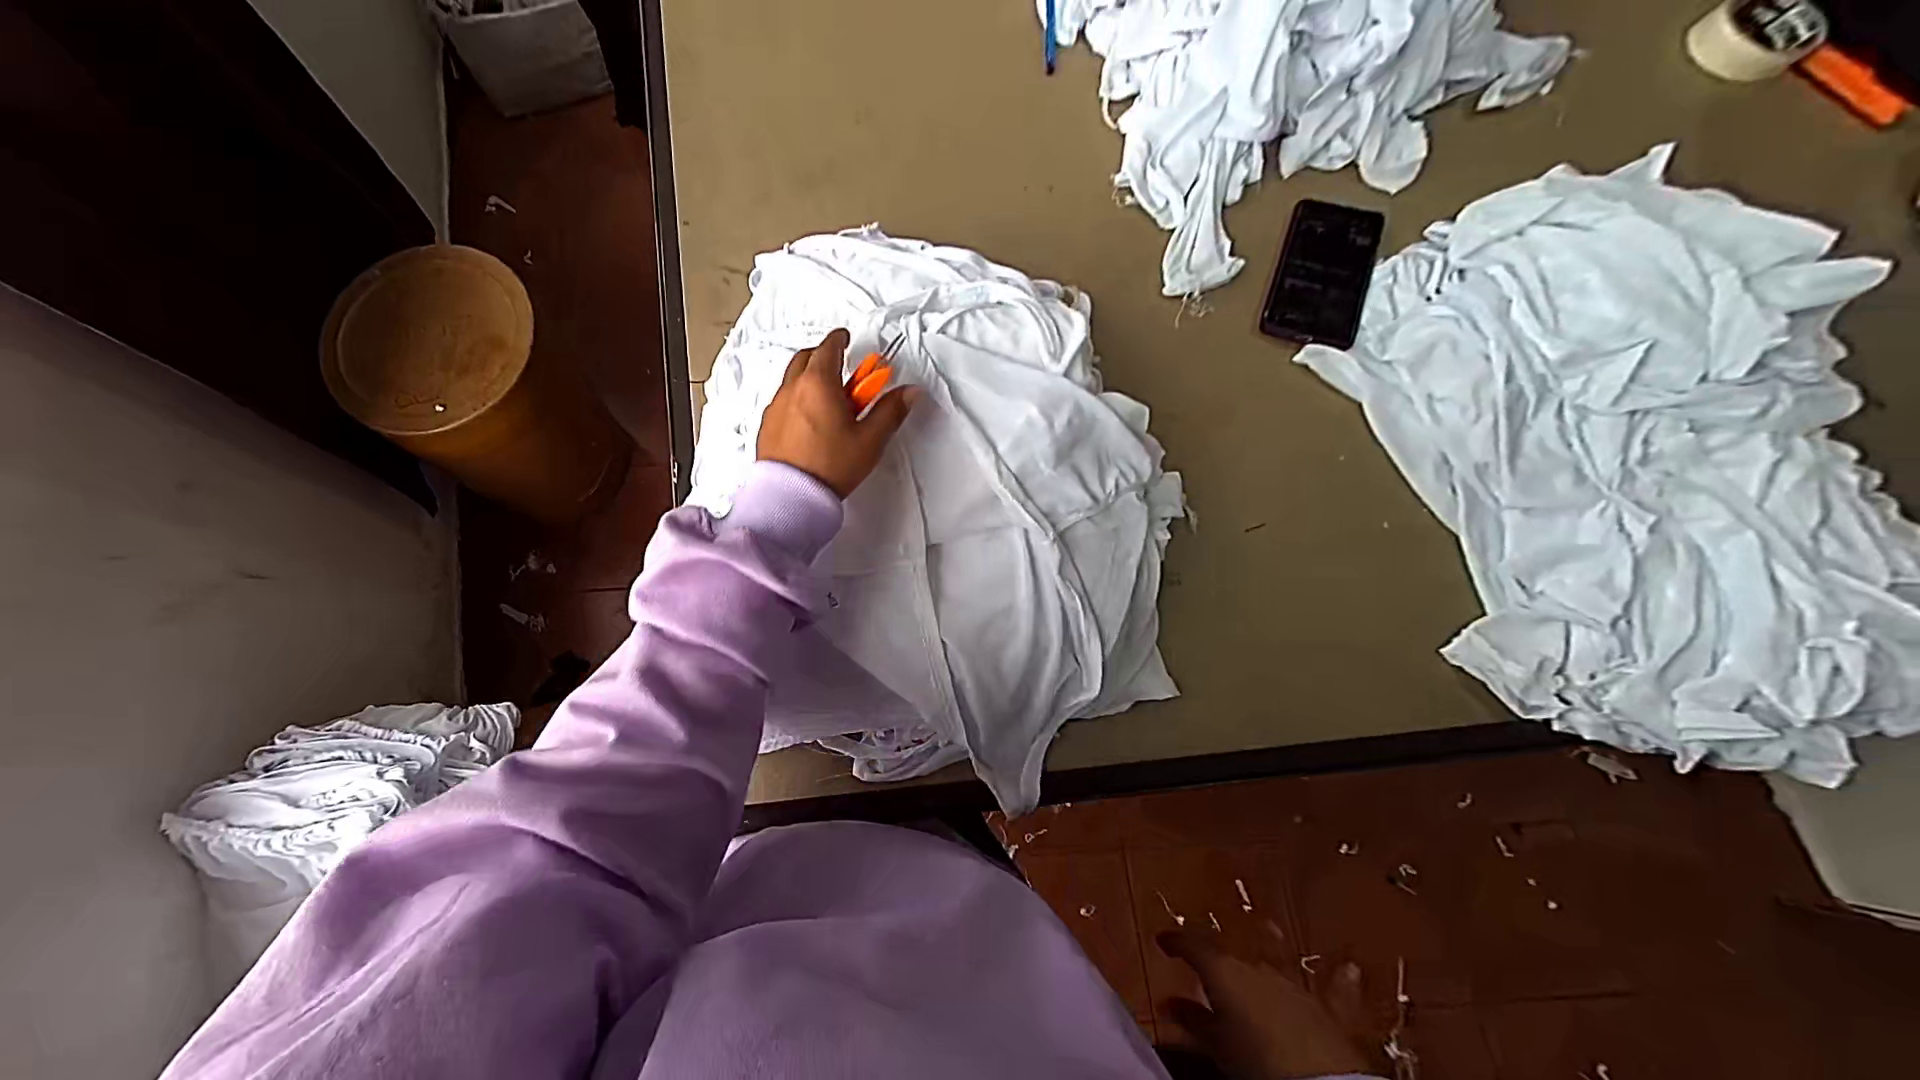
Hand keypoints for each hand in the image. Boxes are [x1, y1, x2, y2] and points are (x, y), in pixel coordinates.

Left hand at [756, 328, 918, 497]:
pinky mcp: (768, 425)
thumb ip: (890, 411)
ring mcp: (777, 406)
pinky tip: (814, 422)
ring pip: (794, 379)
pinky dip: (799, 400)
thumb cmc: (828, 467)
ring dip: (812, 380)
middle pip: (808, 358)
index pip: (829, 347)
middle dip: (825, 357)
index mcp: (819, 383)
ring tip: (832, 403)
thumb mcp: (870, 439)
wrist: (791, 496)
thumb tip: (908, 393)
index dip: (841, 340)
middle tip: (844, 371)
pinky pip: (784, 401)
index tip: (847, 340)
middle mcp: (793, 388)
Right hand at [1158, 925, 1378, 1079]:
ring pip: (1276, 959)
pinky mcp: (1329, 1011)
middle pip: (1233, 952)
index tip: (1163, 940)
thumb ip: (1193, 1021)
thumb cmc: (1256, 1064)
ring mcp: (1295, 986)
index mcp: (1224, 971)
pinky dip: (1340, 980)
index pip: (1193, 946)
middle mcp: (1258, 968)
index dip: (1176, 941)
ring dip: (1269, 946)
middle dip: (1219, 950)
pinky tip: (1351, 967)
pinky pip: (1334, 991)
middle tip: (1206, 951)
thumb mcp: (1217, 1047)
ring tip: (1266, 927)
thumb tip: (1169, 1003)